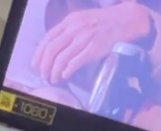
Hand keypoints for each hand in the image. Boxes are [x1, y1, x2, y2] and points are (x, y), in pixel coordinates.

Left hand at [35, 2, 154, 83]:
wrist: (124, 20)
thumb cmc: (101, 23)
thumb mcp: (82, 21)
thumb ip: (67, 32)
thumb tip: (52, 50)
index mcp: (70, 21)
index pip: (48, 38)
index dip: (39, 53)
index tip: (36, 64)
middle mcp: (75, 28)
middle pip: (52, 50)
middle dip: (45, 66)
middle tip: (45, 76)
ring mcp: (84, 38)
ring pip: (61, 58)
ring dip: (54, 72)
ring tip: (54, 79)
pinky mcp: (93, 48)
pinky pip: (75, 63)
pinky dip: (67, 71)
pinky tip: (65, 76)